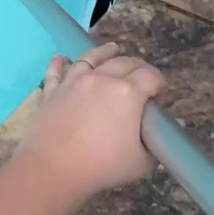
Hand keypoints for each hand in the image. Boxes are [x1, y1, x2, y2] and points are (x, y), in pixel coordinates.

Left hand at [10, 43, 165, 203]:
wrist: (54, 166)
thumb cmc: (103, 165)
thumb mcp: (143, 161)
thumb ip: (155, 143)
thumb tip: (160, 129)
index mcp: (127, 92)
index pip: (151, 76)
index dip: (160, 85)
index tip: (159, 99)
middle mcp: (101, 78)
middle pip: (124, 62)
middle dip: (138, 68)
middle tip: (142, 79)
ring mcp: (73, 81)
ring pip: (91, 58)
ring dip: (104, 52)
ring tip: (112, 48)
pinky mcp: (52, 90)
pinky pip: (56, 71)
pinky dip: (60, 63)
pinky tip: (61, 58)